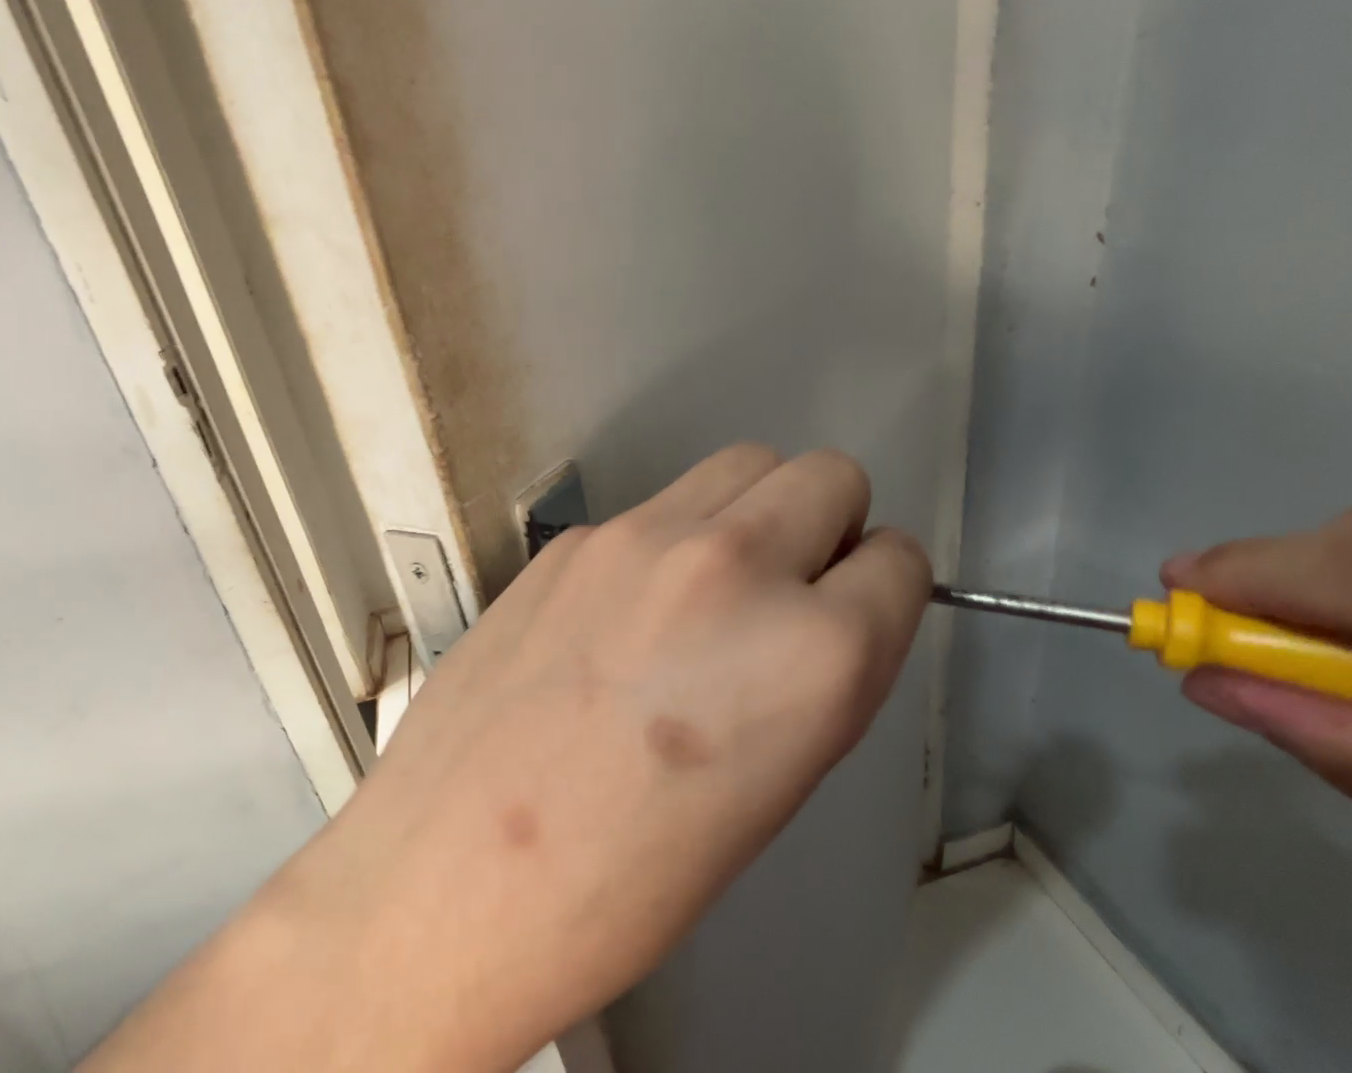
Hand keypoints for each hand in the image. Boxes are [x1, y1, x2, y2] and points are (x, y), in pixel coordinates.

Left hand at [82, 446, 930, 1071]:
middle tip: (786, 595)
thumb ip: (817, 679)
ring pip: (740, 466)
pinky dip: (666, 543)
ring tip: (708, 596)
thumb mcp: (773, 790)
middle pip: (827, 475)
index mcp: (812, 653)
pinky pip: (653, 509)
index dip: (881, 592)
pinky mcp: (566, 543)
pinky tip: (622, 619)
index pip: (899, 561)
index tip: (853, 615)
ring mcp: (637, 541)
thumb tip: (824, 621)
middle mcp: (733, 569)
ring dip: (751, 515)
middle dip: (827, 528)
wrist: (452, 881)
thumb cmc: (628, 884)